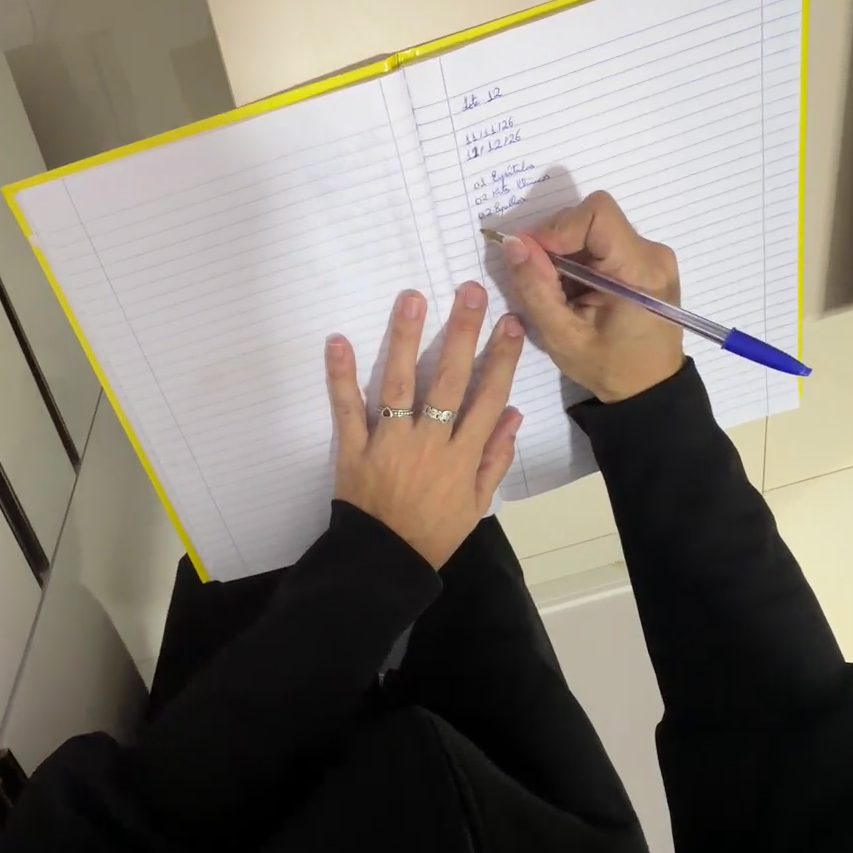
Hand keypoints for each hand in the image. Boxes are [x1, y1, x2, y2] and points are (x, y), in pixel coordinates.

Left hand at [325, 282, 524, 567]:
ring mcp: (390, 441)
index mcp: (463, 455)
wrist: (384, 562)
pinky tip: (337, 340)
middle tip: (469, 291)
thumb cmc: (433, 533)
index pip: (488, 398)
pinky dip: (341, 376)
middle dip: (462, 333)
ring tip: (412, 298)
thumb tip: (515, 413)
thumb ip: (496, 458)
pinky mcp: (355, 447)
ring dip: (406, 339)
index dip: (502, 358)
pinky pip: (348, 408)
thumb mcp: (477, 504)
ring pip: (400, 384)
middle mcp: (430, 441)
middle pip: (449, 380)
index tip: (511, 322)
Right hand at [501, 190, 684, 402]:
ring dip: (566, 254)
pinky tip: (576, 291)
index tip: (535, 258)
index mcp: (638, 270)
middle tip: (542, 281)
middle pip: (592, 218)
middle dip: (557, 243)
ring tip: (560, 292)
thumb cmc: (607, 367)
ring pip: (594, 229)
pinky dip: (579, 260)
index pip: (597, 213)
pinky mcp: (645, 260)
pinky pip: (602, 243)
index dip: (558, 228)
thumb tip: (513, 243)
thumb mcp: (561, 335)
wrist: (649, 387)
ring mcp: (652, 255)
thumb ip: (535, 286)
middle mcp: (652, 253)